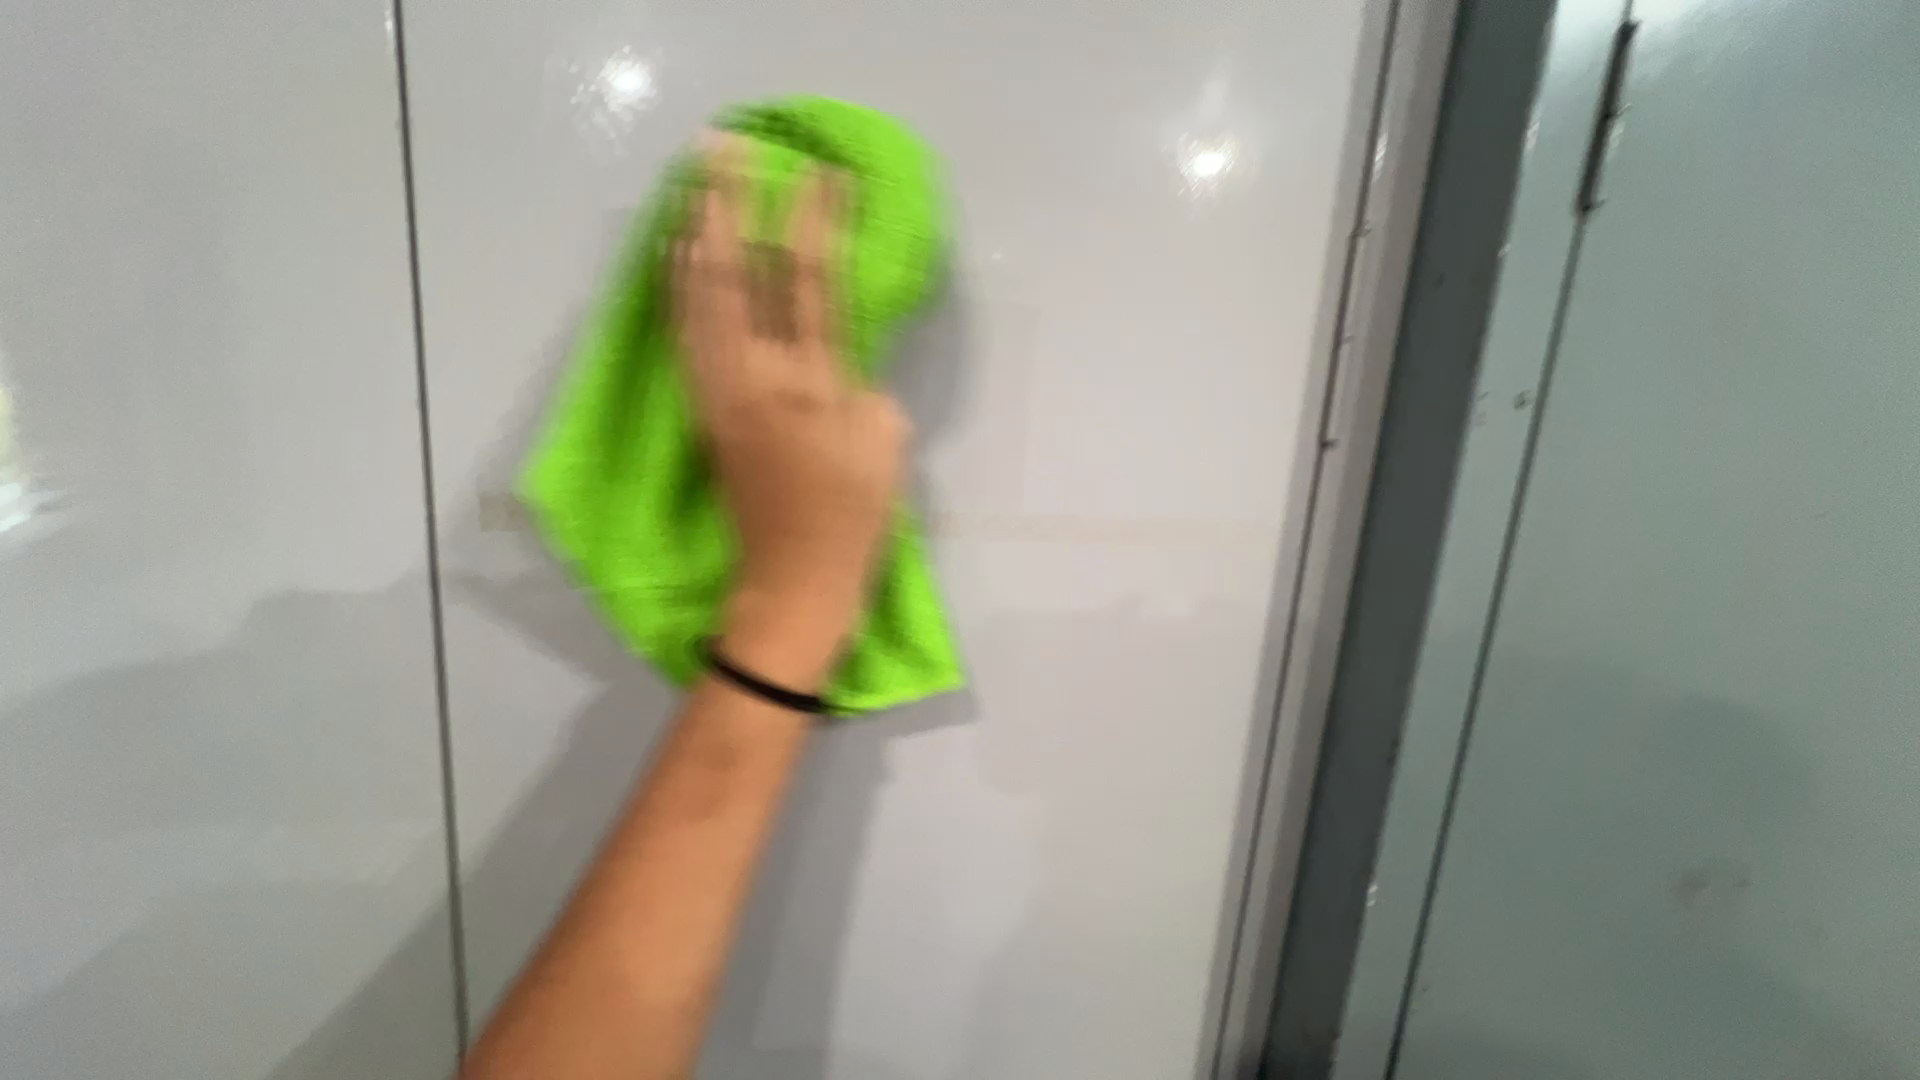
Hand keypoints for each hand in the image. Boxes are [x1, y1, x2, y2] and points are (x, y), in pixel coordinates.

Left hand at [673, 133, 909, 687]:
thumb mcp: (889, 452)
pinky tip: (676, 259)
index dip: (815, 221)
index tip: (821, 172)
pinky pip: (683, 337)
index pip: (810, 281)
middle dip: (730, 204)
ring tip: (693, 186)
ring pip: (696, 299)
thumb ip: (867, 391)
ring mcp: (722, 395)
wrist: (792, 584)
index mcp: (813, 385)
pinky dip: (677, 290)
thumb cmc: (854, 525)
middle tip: (727, 148)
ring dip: (692, 234)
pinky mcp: (706, 414)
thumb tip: (842, 369)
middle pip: (735, 274)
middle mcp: (758, 378)